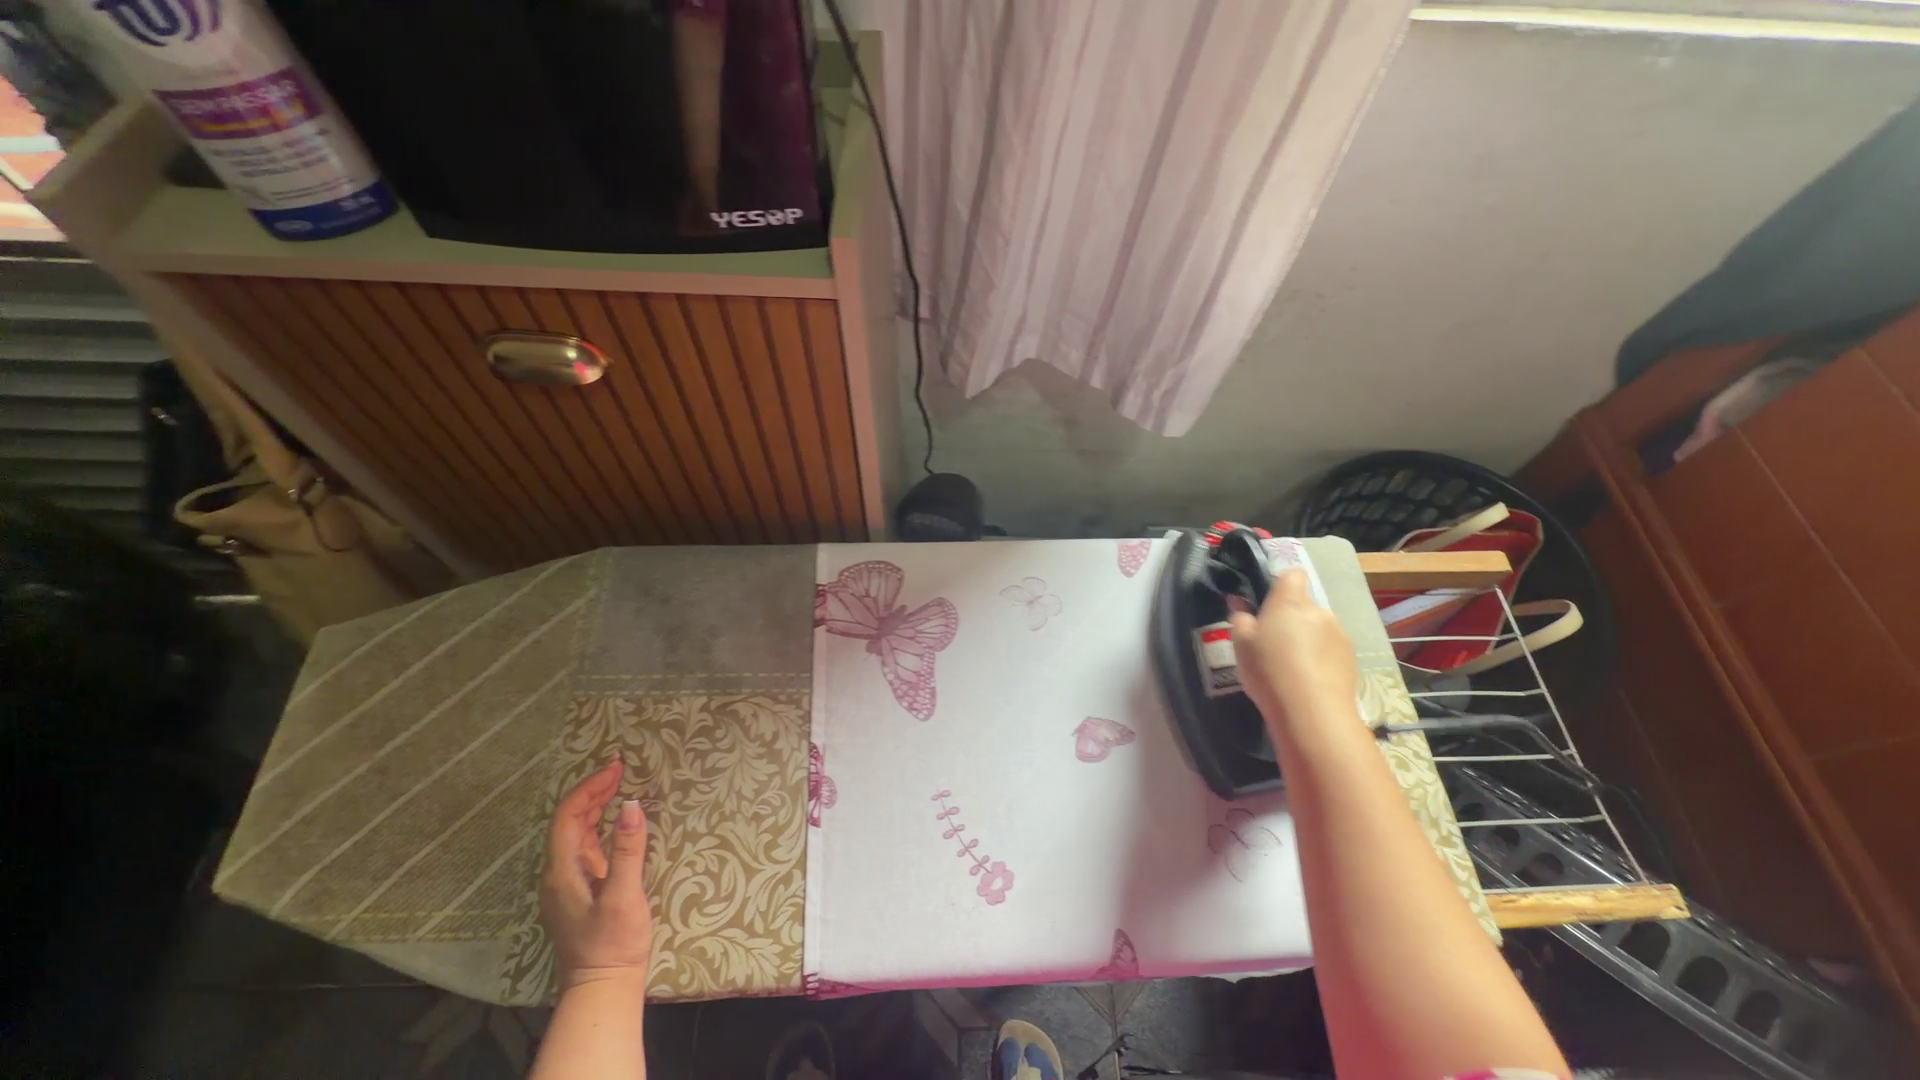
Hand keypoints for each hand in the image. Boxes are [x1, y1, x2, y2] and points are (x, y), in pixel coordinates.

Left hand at [540, 760, 653, 993]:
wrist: (602, 987)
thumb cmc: (612, 943)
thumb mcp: (624, 896)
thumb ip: (628, 850)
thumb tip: (632, 805)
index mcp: (561, 871)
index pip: (568, 816)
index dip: (589, 788)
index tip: (616, 768)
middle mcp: (558, 873)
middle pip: (569, 821)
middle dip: (592, 792)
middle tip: (621, 770)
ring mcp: (568, 883)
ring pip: (576, 833)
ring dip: (595, 807)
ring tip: (619, 786)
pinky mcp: (581, 891)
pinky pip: (586, 847)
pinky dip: (599, 826)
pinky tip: (616, 822)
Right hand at [1228, 568, 1361, 745]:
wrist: (1311, 711)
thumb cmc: (1268, 670)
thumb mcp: (1240, 644)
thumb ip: (1241, 619)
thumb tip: (1241, 606)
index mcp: (1290, 602)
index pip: (1292, 574)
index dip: (1281, 585)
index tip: (1268, 605)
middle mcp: (1319, 611)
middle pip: (1305, 606)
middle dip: (1292, 619)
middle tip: (1274, 644)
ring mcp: (1340, 634)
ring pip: (1319, 629)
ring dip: (1308, 640)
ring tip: (1293, 668)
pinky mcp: (1351, 658)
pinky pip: (1331, 650)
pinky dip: (1321, 659)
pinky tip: (1309, 681)